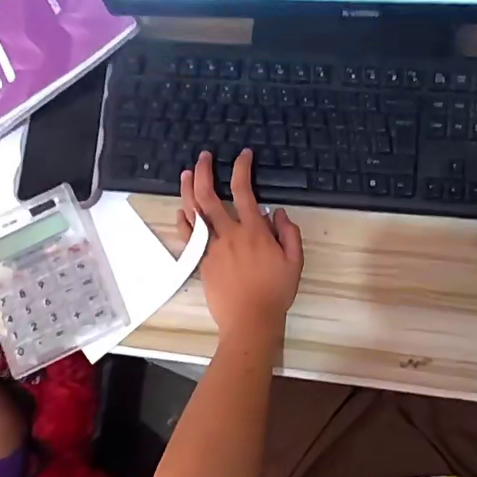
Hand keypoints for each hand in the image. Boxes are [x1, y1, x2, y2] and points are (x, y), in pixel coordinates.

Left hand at [177, 149, 302, 345]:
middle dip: (203, 171)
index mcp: (253, 232)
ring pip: (194, 213)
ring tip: (185, 174)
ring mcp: (212, 248)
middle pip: (209, 196)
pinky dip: (183, 221)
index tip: (243, 156)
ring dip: (187, 190)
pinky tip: (181, 210)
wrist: (249, 321)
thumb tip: (277, 212)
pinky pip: (188, 237)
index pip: (244, 190)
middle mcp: (229, 235)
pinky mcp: (202, 262)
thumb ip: (289, 233)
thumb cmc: (275, 293)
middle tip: (203, 157)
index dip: (242, 168)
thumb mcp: (294, 262)